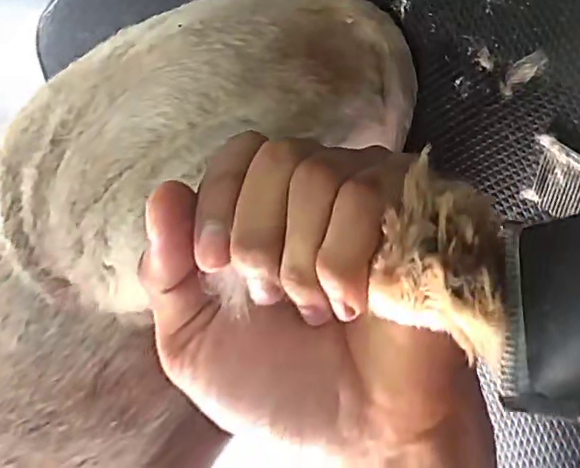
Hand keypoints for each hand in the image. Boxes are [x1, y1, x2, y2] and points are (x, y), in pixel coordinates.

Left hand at [139, 134, 492, 464]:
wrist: (365, 430)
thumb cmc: (287, 386)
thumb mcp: (197, 341)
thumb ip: (170, 270)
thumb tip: (164, 191)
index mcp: (279, 204)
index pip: (246, 150)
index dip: (221, 197)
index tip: (215, 265)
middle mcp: (331, 182)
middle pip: (280, 155)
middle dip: (259, 236)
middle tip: (272, 298)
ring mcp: (378, 187)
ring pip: (320, 174)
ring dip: (302, 260)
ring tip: (318, 308)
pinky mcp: (416, 202)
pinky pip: (364, 197)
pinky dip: (343, 263)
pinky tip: (356, 302)